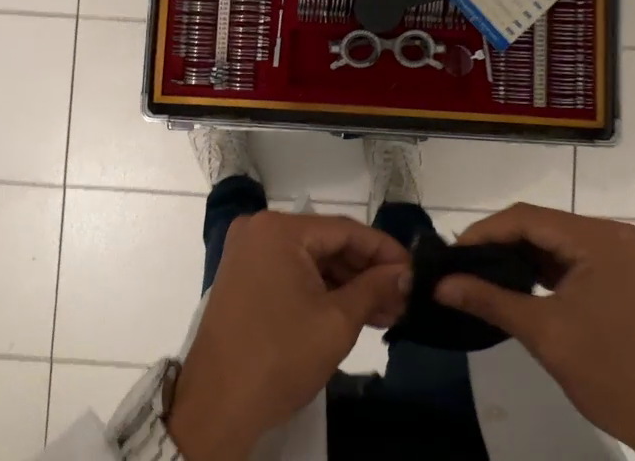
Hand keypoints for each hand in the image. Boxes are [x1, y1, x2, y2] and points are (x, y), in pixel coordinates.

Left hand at [168, 211, 409, 460]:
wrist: (218, 404)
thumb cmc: (281, 356)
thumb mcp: (337, 321)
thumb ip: (375, 289)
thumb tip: (406, 274)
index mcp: (278, 229)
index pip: (345, 230)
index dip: (385, 250)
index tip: (416, 271)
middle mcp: (259, 231)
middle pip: (327, 243)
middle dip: (367, 272)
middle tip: (404, 298)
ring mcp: (248, 255)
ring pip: (311, 261)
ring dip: (348, 285)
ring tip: (388, 312)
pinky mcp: (244, 280)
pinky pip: (293, 274)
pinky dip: (323, 292)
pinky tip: (355, 312)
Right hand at [434, 204, 634, 460]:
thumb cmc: (612, 373)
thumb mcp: (544, 333)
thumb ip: (488, 300)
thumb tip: (439, 285)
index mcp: (600, 238)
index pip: (527, 218)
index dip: (483, 232)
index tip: (449, 256)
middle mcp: (614, 235)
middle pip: (542, 225)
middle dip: (499, 244)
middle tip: (459, 267)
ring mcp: (623, 255)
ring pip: (556, 242)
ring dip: (520, 257)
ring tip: (479, 276)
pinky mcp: (625, 277)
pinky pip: (574, 260)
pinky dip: (544, 271)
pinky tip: (516, 285)